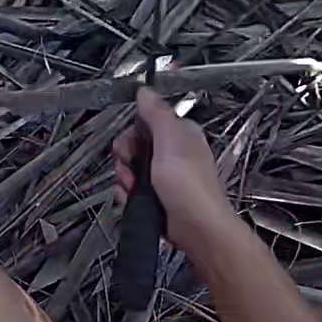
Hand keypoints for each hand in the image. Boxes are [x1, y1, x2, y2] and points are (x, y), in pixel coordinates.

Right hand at [112, 89, 245, 259]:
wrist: (196, 229)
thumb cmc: (190, 188)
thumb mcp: (170, 142)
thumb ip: (156, 114)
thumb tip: (145, 92)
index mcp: (179, 135)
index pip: (144, 123)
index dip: (131, 134)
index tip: (128, 145)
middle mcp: (172, 154)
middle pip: (133, 148)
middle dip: (125, 160)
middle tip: (130, 169)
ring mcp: (164, 178)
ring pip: (130, 171)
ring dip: (125, 180)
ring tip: (134, 189)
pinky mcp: (157, 198)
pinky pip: (132, 191)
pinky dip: (128, 196)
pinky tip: (134, 200)